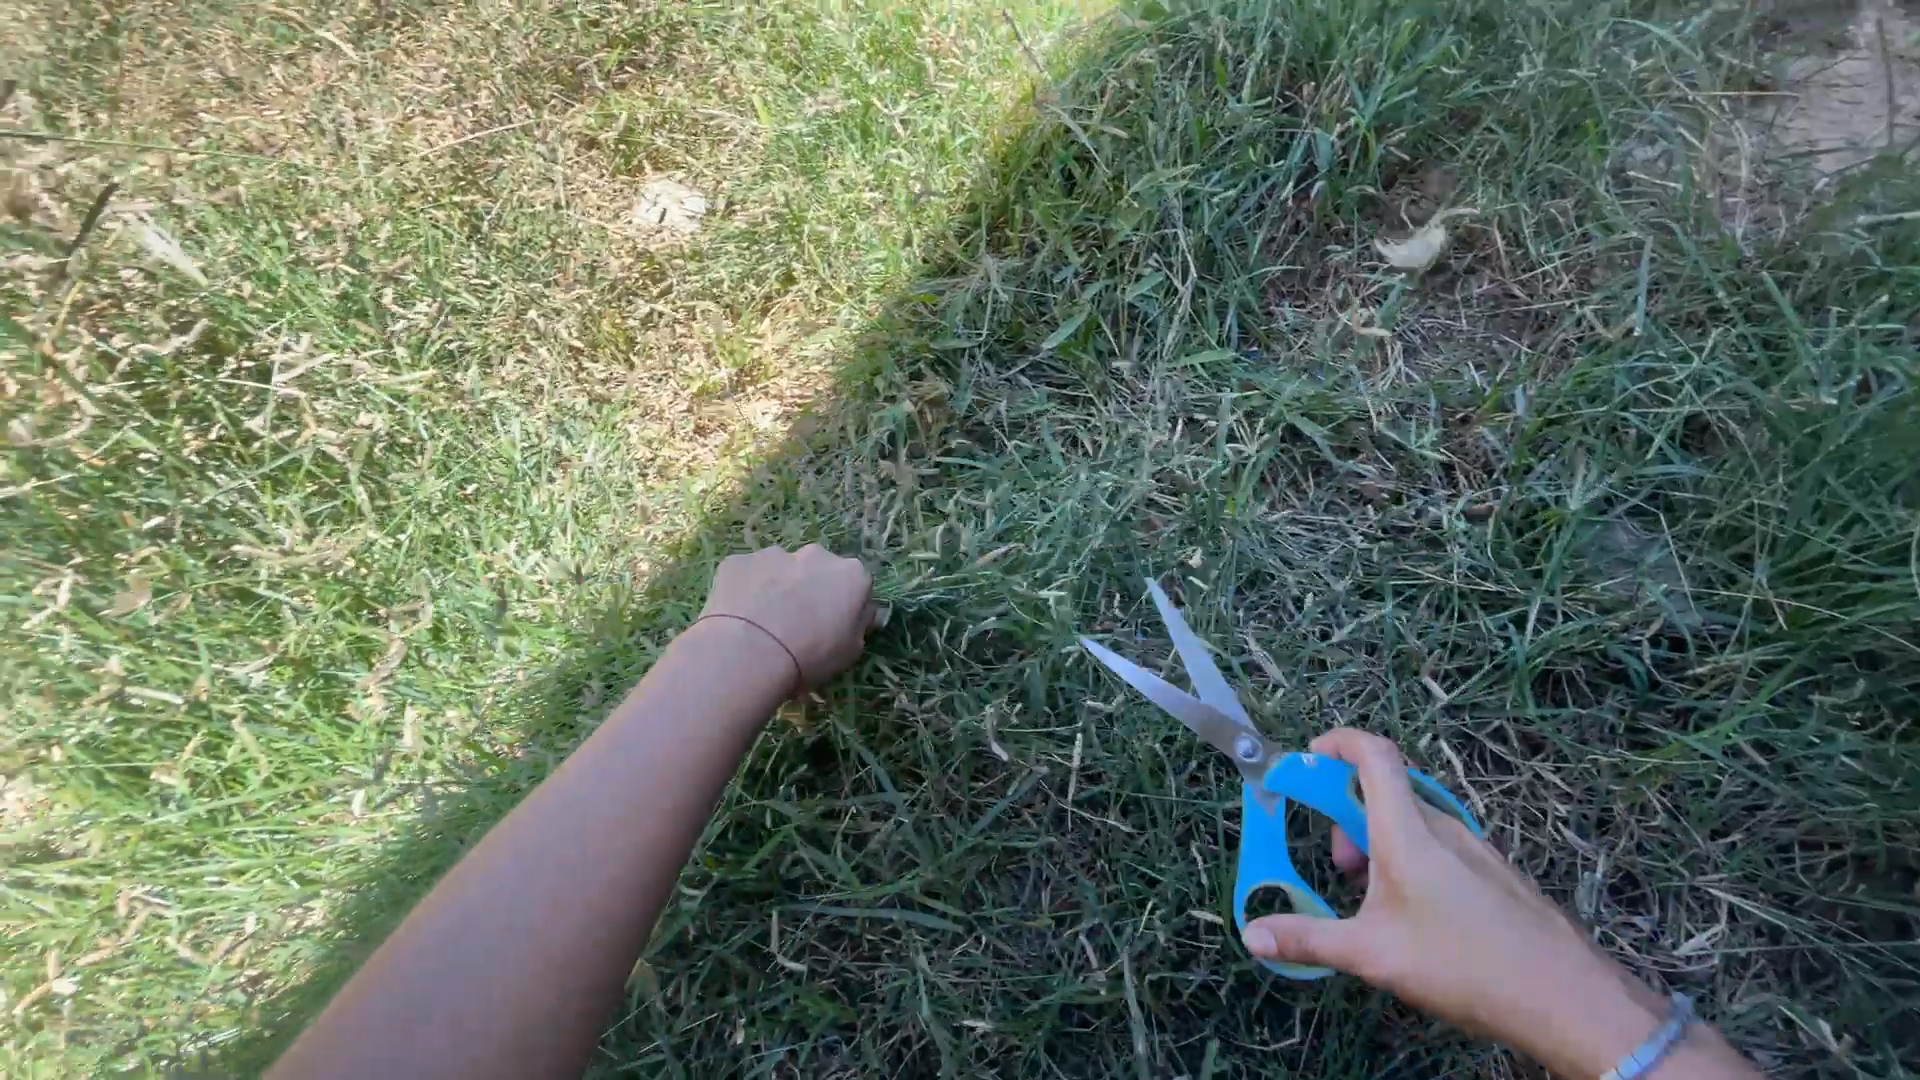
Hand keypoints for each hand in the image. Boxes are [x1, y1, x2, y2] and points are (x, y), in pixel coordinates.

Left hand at [698, 544, 874, 688]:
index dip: (844, 606)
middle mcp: (816, 555)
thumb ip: (860, 624)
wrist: (750, 653)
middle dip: (810, 589)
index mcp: (851, 575)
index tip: (832, 627)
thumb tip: (863, 612)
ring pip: (780, 569)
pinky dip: (745, 591)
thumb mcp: (851, 651)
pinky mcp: (738, 561)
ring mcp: (775, 554)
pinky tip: (739, 617)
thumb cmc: (811, 655)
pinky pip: (746, 575)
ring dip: (777, 588)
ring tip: (762, 624)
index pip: (855, 585)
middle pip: (818, 570)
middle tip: (796, 624)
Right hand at [1241, 729, 1756, 1078]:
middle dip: (1346, 816)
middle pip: (1384, 792)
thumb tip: (1252, 936)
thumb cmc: (1466, 967)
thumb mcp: (1373, 955)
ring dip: (1377, 842)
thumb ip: (1308, 939)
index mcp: (1407, 830)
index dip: (1338, 741)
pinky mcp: (1497, 875)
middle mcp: (1442, 827)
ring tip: (1374, 897)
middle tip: (1339, 866)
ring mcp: (1475, 850)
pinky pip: (1440, 845)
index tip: (1309, 756)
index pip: (1373, 754)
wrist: (1579, 1007)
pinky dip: (1410, 859)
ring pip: (1412, 822)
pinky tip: (1418, 915)